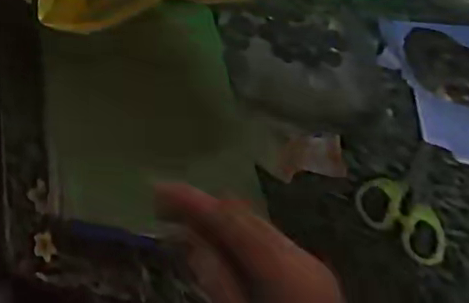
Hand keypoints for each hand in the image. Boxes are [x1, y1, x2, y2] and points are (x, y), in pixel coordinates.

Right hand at [156, 182, 342, 302]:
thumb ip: (216, 278)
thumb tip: (187, 237)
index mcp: (285, 269)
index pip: (229, 217)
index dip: (190, 198)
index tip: (155, 189)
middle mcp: (301, 258)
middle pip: (242, 216)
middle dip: (201, 206)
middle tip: (162, 207)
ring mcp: (312, 268)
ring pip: (254, 226)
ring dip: (217, 220)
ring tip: (183, 223)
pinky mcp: (314, 279)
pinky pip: (267, 243)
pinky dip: (237, 236)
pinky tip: (216, 244)